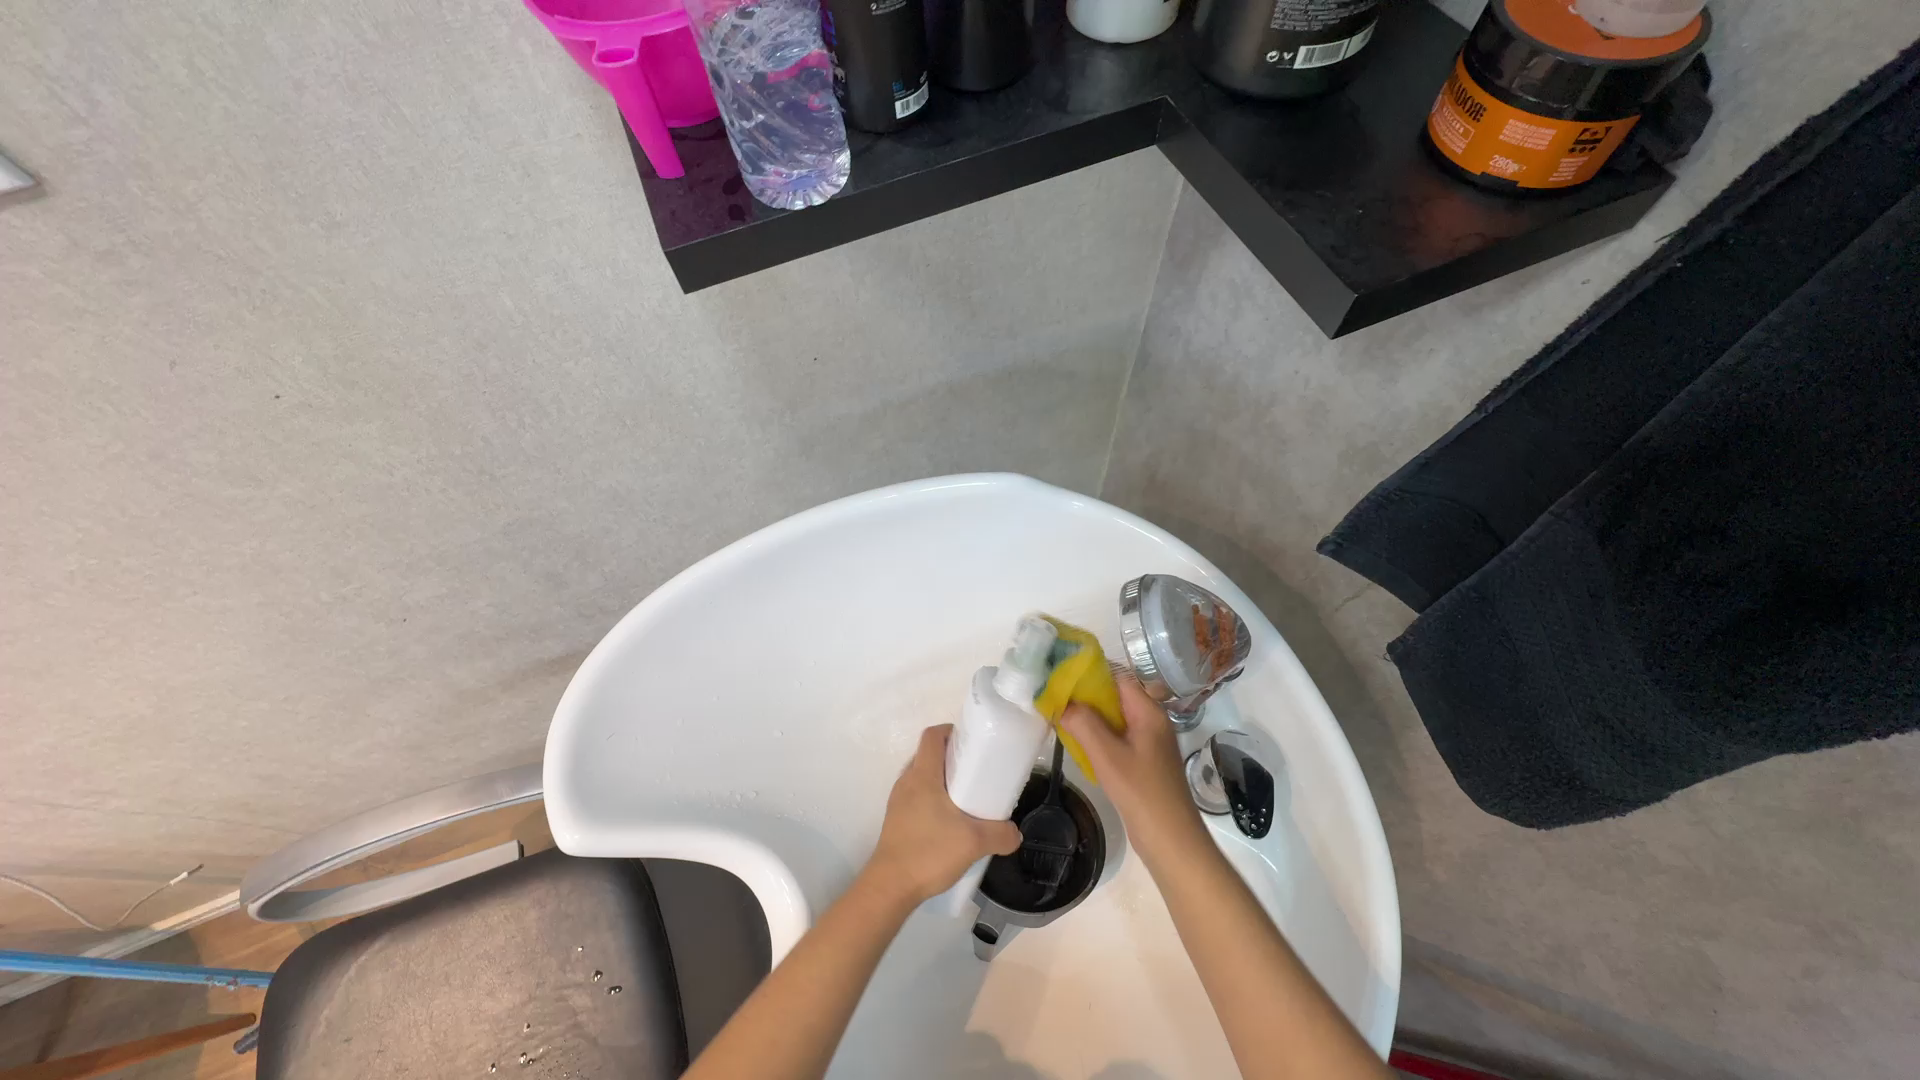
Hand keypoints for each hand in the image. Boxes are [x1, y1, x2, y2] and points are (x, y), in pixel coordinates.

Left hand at [863, 724, 1021, 904]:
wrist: (890, 886)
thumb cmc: (929, 852)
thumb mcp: (974, 842)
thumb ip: (1001, 835)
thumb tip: (1015, 833)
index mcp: (922, 775)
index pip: (932, 736)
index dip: (951, 731)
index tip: (972, 741)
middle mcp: (906, 782)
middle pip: (928, 754)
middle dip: (952, 757)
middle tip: (977, 770)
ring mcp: (898, 802)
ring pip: (922, 777)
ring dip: (942, 780)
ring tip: (967, 797)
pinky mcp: (896, 820)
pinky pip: (916, 797)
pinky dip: (933, 799)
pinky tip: (950, 821)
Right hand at [1061, 675, 1206, 863]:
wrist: (1171, 839)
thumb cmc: (1141, 792)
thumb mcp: (1107, 755)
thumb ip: (1083, 724)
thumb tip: (1063, 702)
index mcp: (1149, 712)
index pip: (1118, 676)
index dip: (1089, 672)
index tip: (1060, 676)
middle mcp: (1151, 721)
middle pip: (1115, 695)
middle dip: (1085, 695)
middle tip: (1054, 697)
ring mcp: (1149, 741)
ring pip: (1115, 718)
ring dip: (1090, 717)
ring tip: (1060, 717)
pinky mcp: (1144, 760)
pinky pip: (1118, 737)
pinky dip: (1098, 736)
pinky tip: (1078, 744)